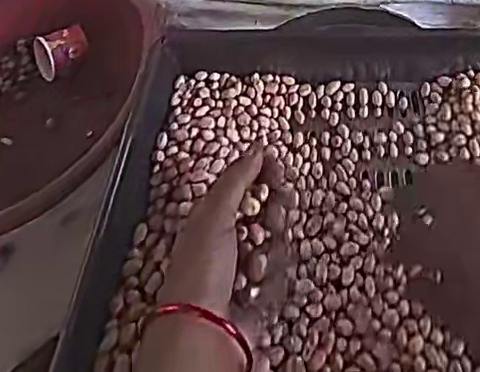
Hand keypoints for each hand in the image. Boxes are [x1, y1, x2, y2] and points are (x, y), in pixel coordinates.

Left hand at [156, 148, 292, 335]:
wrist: (203, 332)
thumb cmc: (201, 268)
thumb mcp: (215, 213)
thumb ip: (237, 178)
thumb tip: (258, 148)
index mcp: (211, 215)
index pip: (243, 184)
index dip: (261, 174)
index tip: (277, 168)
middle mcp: (227, 238)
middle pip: (263, 211)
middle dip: (272, 211)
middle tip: (273, 217)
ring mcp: (243, 267)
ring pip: (274, 241)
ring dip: (269, 250)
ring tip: (255, 264)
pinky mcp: (259, 293)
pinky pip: (278, 272)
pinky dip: (271, 277)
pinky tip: (257, 284)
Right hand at [390, 163, 479, 370]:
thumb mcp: (462, 319)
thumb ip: (431, 295)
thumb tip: (413, 282)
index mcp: (446, 245)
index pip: (409, 239)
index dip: (396, 248)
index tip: (390, 255)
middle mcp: (463, 215)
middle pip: (427, 189)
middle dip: (408, 194)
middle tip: (398, 203)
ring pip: (452, 174)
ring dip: (434, 177)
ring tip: (424, 182)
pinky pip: (478, 178)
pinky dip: (463, 174)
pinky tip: (460, 180)